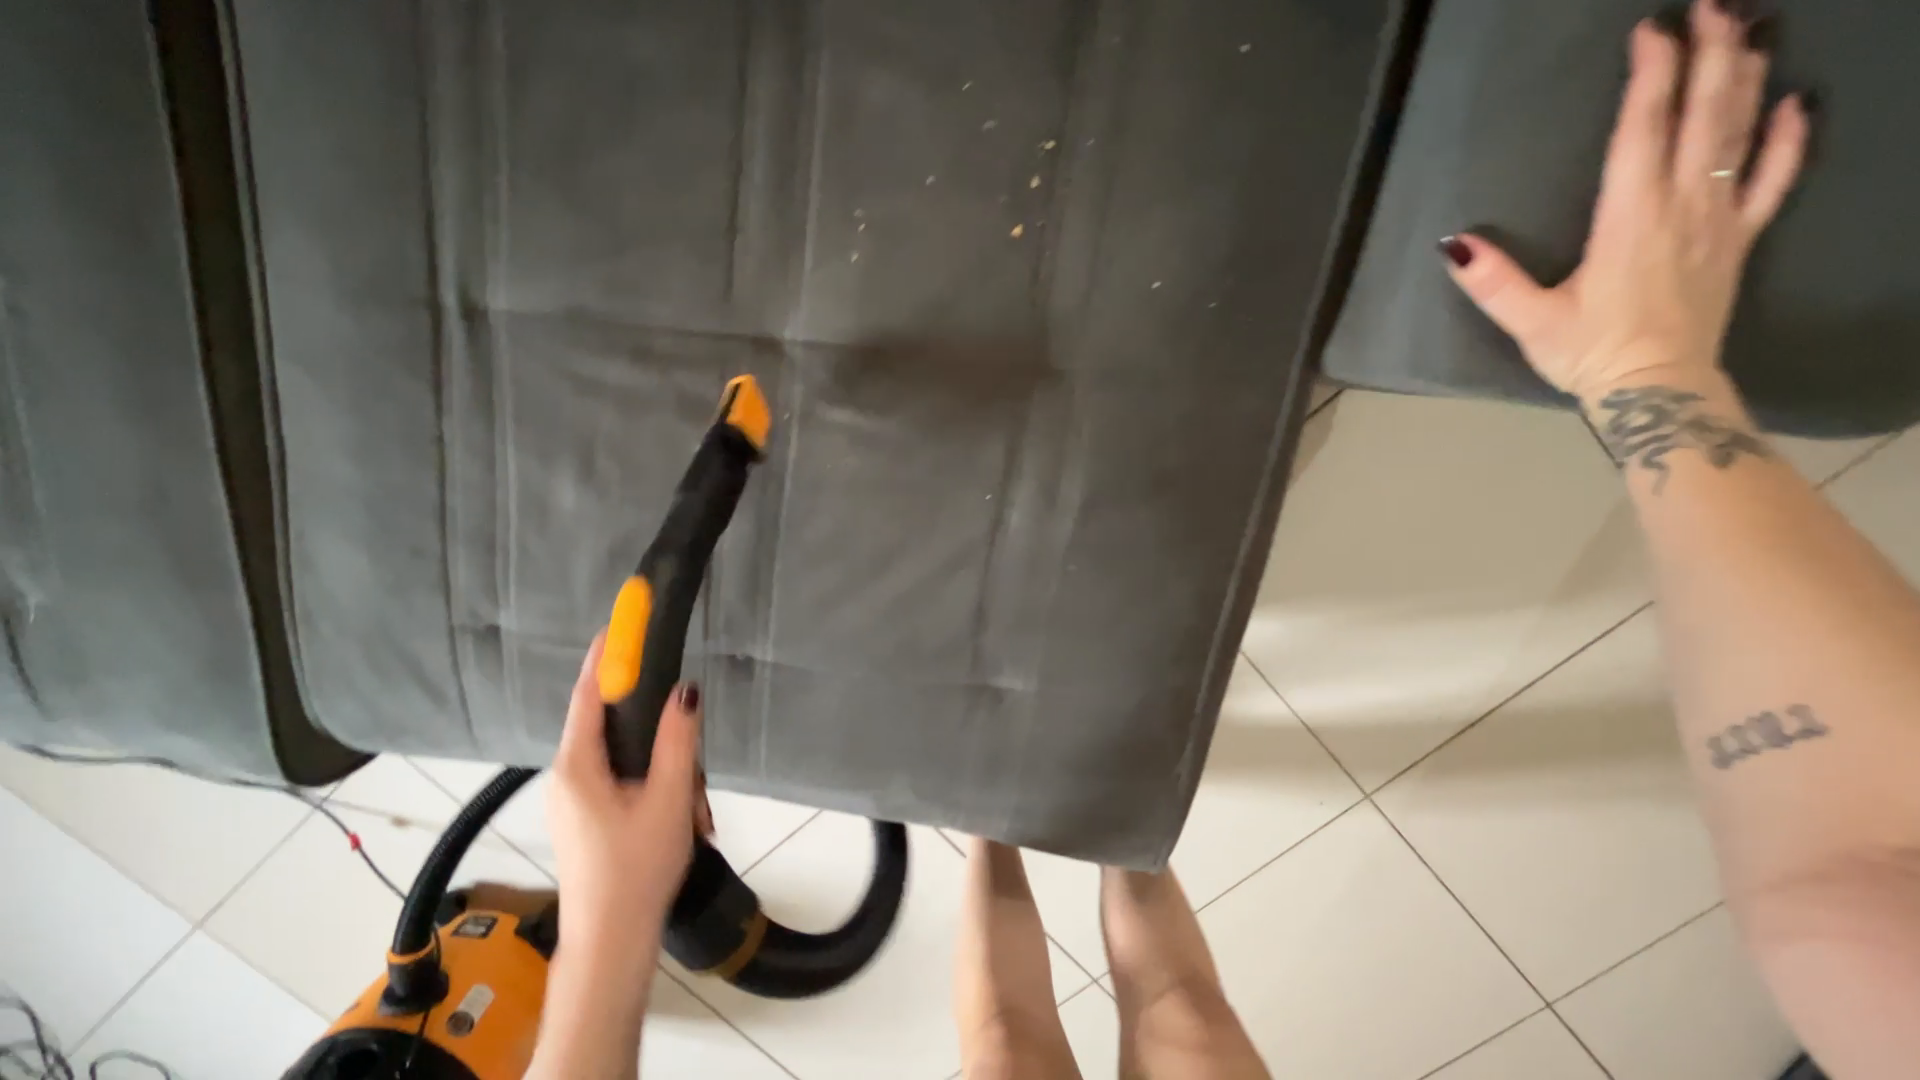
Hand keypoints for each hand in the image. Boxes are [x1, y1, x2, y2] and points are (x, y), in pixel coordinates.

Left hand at [547, 633, 710, 951]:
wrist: (611, 943)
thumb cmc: (637, 868)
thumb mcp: (669, 799)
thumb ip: (679, 741)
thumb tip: (685, 691)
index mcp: (577, 764)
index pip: (589, 693)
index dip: (606, 654)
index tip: (624, 621)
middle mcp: (567, 776)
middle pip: (613, 727)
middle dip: (659, 734)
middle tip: (693, 764)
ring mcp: (574, 800)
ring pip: (625, 759)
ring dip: (665, 771)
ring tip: (693, 809)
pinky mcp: (587, 819)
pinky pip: (623, 782)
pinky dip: (655, 789)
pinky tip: (682, 817)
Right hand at [1440, 0, 1810, 402]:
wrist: (1657, 387)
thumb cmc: (1591, 352)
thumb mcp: (1530, 321)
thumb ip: (1493, 282)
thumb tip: (1454, 244)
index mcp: (1629, 216)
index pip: (1644, 127)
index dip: (1651, 74)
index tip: (1651, 31)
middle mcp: (1682, 204)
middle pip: (1704, 113)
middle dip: (1711, 54)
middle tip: (1714, 6)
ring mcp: (1718, 219)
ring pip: (1740, 134)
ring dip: (1745, 78)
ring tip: (1746, 33)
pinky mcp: (1738, 239)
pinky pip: (1774, 179)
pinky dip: (1787, 139)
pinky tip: (1794, 104)